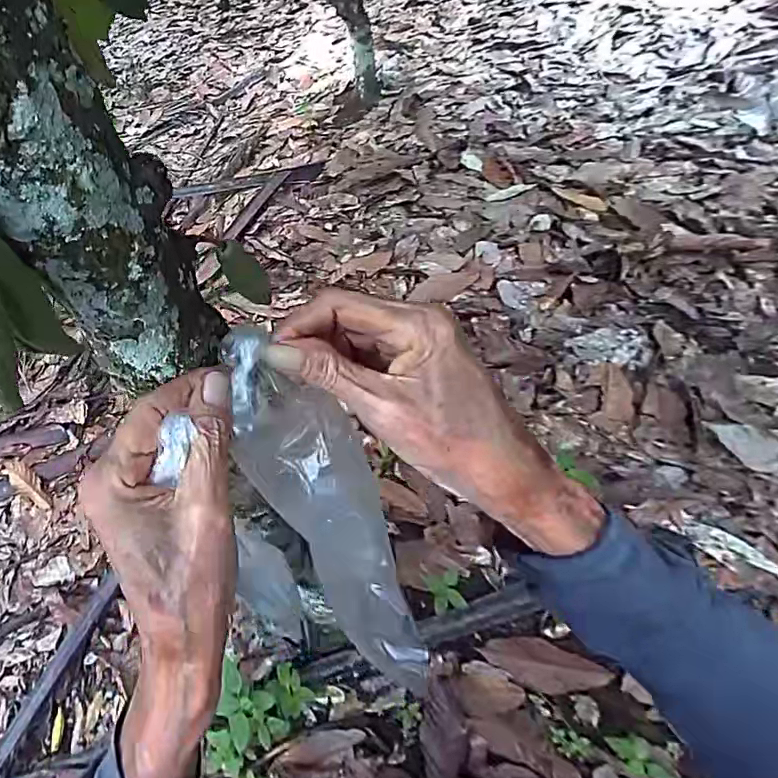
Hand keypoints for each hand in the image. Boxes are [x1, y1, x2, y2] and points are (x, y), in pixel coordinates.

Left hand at [79, 368, 234, 777]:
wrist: (184, 646)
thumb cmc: (193, 584)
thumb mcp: (205, 507)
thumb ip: (209, 442)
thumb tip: (216, 381)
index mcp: (107, 478)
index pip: (148, 412)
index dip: (188, 390)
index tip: (228, 376)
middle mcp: (101, 479)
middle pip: (151, 425)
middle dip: (192, 409)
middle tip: (235, 399)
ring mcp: (114, 494)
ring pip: (158, 442)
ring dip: (193, 430)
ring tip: (231, 419)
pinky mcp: (131, 505)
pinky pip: (160, 464)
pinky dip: (188, 454)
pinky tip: (216, 450)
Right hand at [266, 289, 602, 555]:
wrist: (507, 475)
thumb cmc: (451, 444)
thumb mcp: (382, 408)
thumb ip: (327, 373)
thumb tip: (275, 352)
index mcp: (416, 321)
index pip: (339, 302)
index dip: (299, 322)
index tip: (270, 352)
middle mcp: (417, 318)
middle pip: (346, 312)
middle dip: (309, 337)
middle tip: (278, 368)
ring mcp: (419, 336)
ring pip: (354, 331)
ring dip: (323, 351)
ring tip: (296, 377)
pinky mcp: (417, 356)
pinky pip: (369, 349)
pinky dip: (343, 363)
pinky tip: (325, 382)